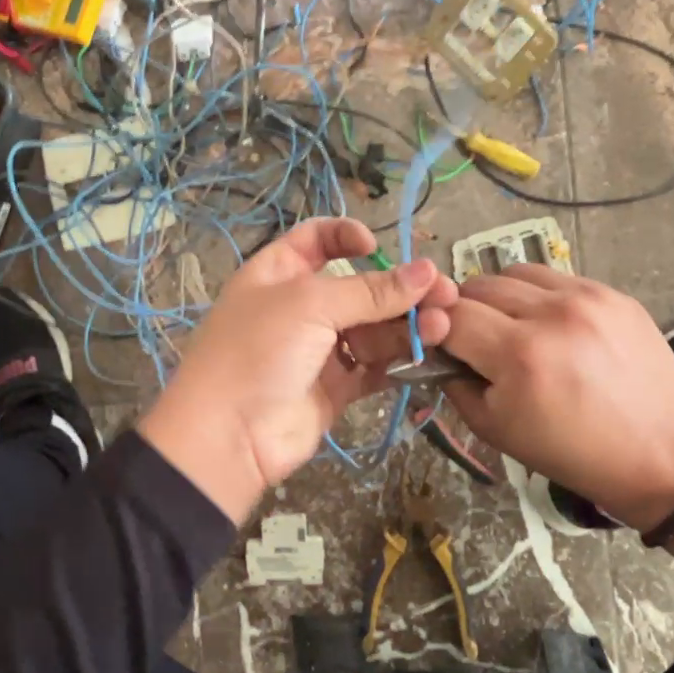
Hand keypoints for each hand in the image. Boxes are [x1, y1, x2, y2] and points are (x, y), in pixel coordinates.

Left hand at [138, 218, 456, 521]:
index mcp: (278, 273)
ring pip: (373, 329)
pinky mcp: (336, 388)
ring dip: (407, 325)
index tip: (377, 246)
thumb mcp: (309, 304)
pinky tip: (428, 354)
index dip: (347, 237)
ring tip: (441, 326)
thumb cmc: (258, 350)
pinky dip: (400, 360)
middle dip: (400, 288)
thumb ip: (370, 290)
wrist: (228, 435)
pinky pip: (375, 366)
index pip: (316, 240)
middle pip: (358, 287)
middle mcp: (299, 307)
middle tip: (444, 293)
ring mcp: (318, 350)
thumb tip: (426, 271)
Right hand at [440, 265, 673, 531]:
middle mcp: (550, 314)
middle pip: (477, 286)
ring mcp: (586, 297)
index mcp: (519, 355)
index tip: (438, 344)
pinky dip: (538, 296)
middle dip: (463, 310)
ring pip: (514, 272)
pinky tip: (550, 327)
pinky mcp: (612, 293)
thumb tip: (436, 351)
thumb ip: (455, 383)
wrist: (664, 455)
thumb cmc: (573, 453)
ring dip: (499, 296)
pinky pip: (554, 278)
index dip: (434, 328)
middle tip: (472, 339)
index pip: (449, 316)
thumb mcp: (495, 430)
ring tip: (511, 327)